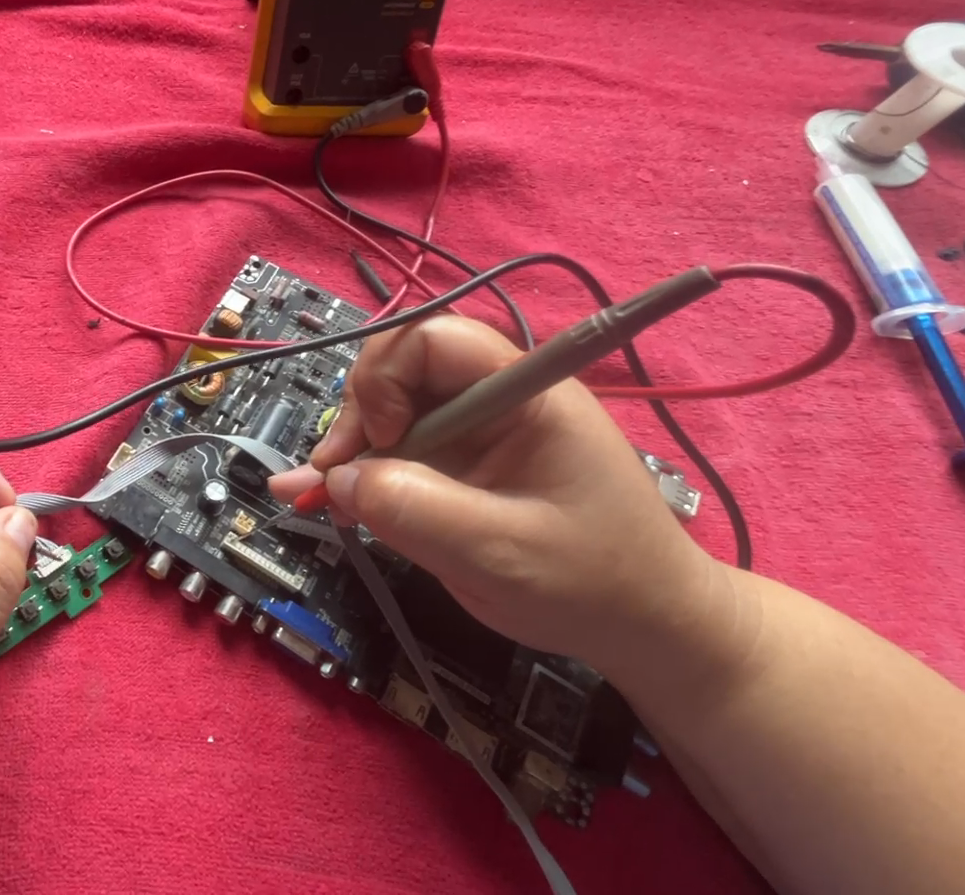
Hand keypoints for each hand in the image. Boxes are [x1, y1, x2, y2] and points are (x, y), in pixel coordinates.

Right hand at [266, 315, 725, 673]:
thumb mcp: (499, 551)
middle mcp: (492, 400)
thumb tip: (334, 478)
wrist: (640, 626)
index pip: (433, 340)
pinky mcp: (456, 463)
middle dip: (358, 415)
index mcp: (523, 395)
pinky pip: (391, 449)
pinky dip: (354, 472)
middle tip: (335, 474)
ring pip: (385, 409)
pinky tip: (325, 499)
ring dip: (349, 449)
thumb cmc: (591, 583)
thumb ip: (414, 509)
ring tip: (325, 498)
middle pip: (398, 368)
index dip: (389, 379)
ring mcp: (472, 431)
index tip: (383, 442)